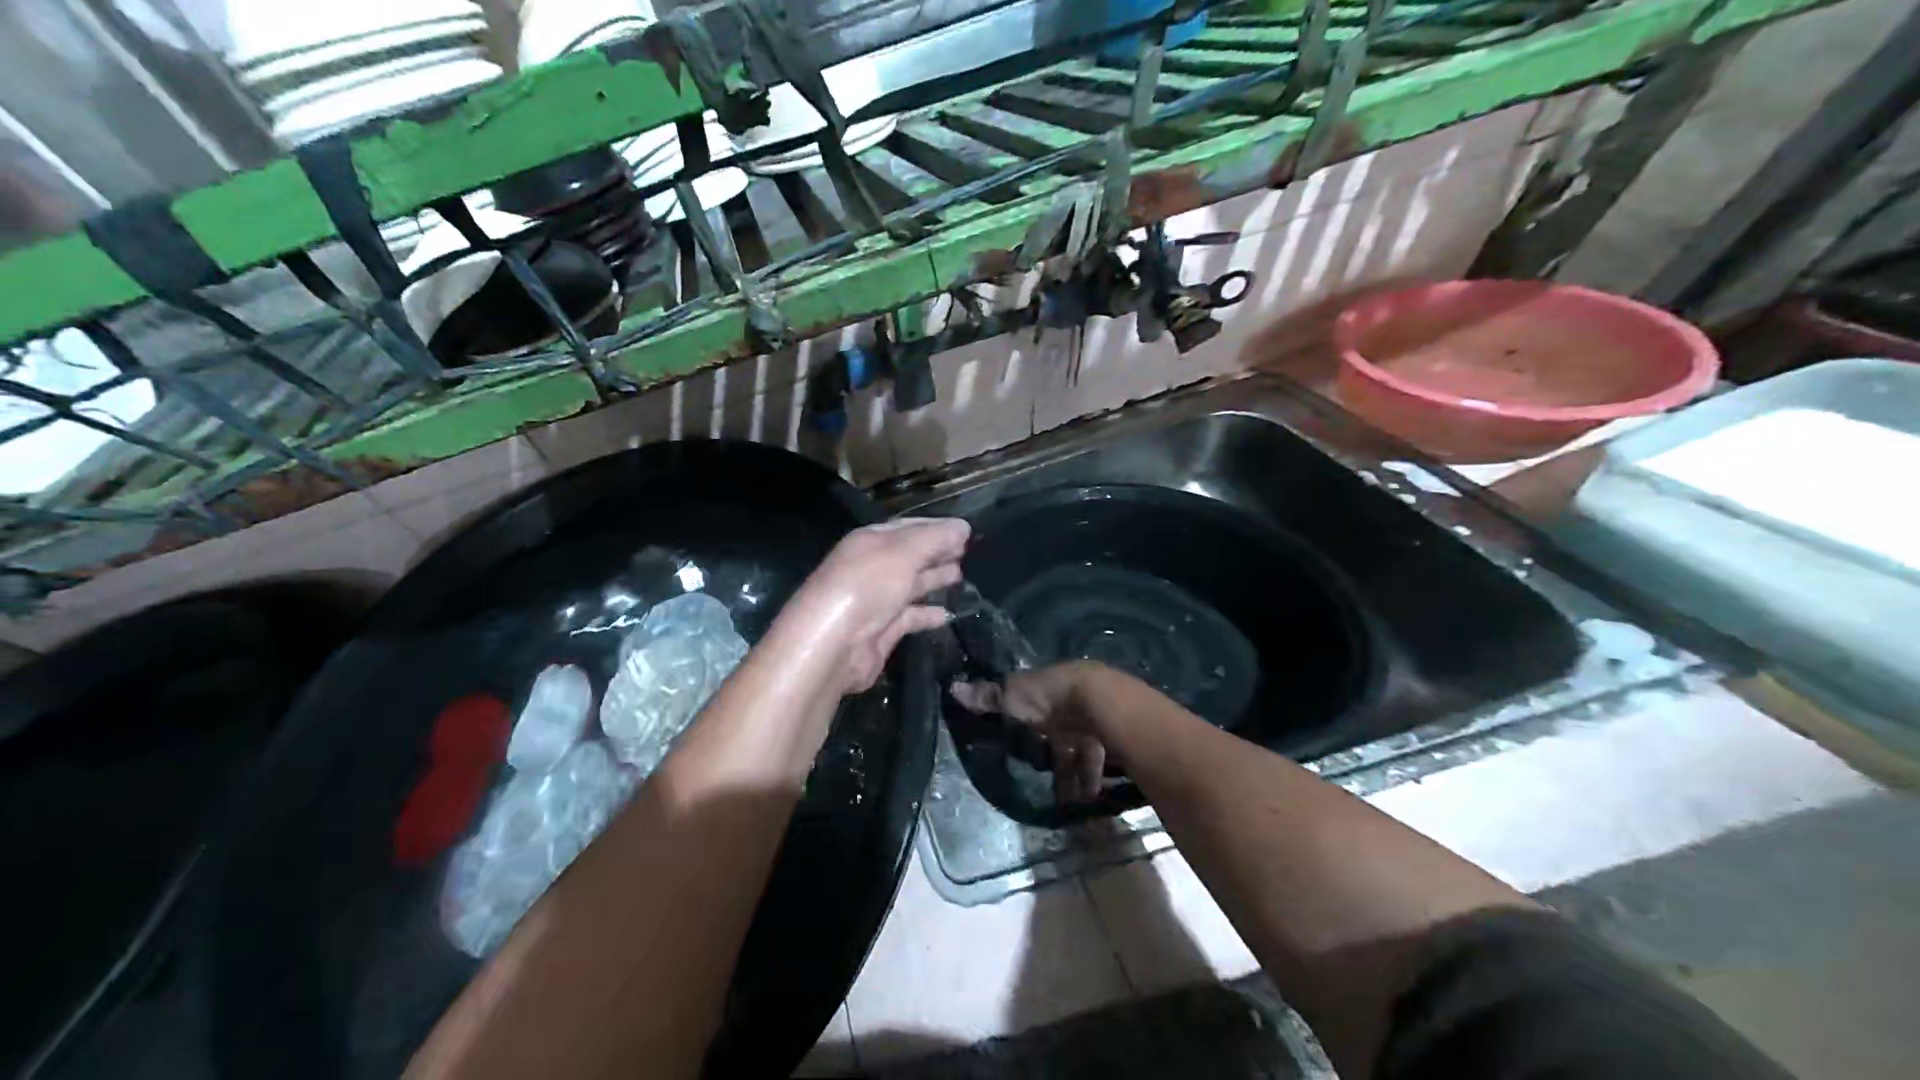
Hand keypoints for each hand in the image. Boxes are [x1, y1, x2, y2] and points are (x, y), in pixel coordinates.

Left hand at [775, 518, 969, 695]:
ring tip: (962, 576)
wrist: (833, 644)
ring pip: (912, 585)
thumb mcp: (903, 552)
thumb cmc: (867, 585)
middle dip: (938, 552)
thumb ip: (935, 539)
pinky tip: (949, 612)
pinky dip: (929, 614)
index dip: (937, 528)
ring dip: (935, 579)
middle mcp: (873, 568)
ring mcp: (877, 600)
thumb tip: (963, 527)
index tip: (967, 531)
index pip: (909, 527)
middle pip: (911, 556)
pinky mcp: (883, 630)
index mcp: (871, 541)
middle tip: (970, 552)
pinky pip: (912, 617)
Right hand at [951, 661, 1116, 804]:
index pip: (1037, 713)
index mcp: (1049, 691)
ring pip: (1080, 754)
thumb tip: (952, 688)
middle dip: (1053, 759)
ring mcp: (1093, 724)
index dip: (1030, 733)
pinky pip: (1097, 767)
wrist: (1099, 701)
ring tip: (1063, 801)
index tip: (1021, 753)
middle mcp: (1072, 705)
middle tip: (1042, 784)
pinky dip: (1090, 783)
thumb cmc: (1049, 696)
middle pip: (1060, 736)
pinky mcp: (1111, 743)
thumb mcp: (1012, 695)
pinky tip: (1083, 800)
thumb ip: (987, 697)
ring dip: (1072, 777)